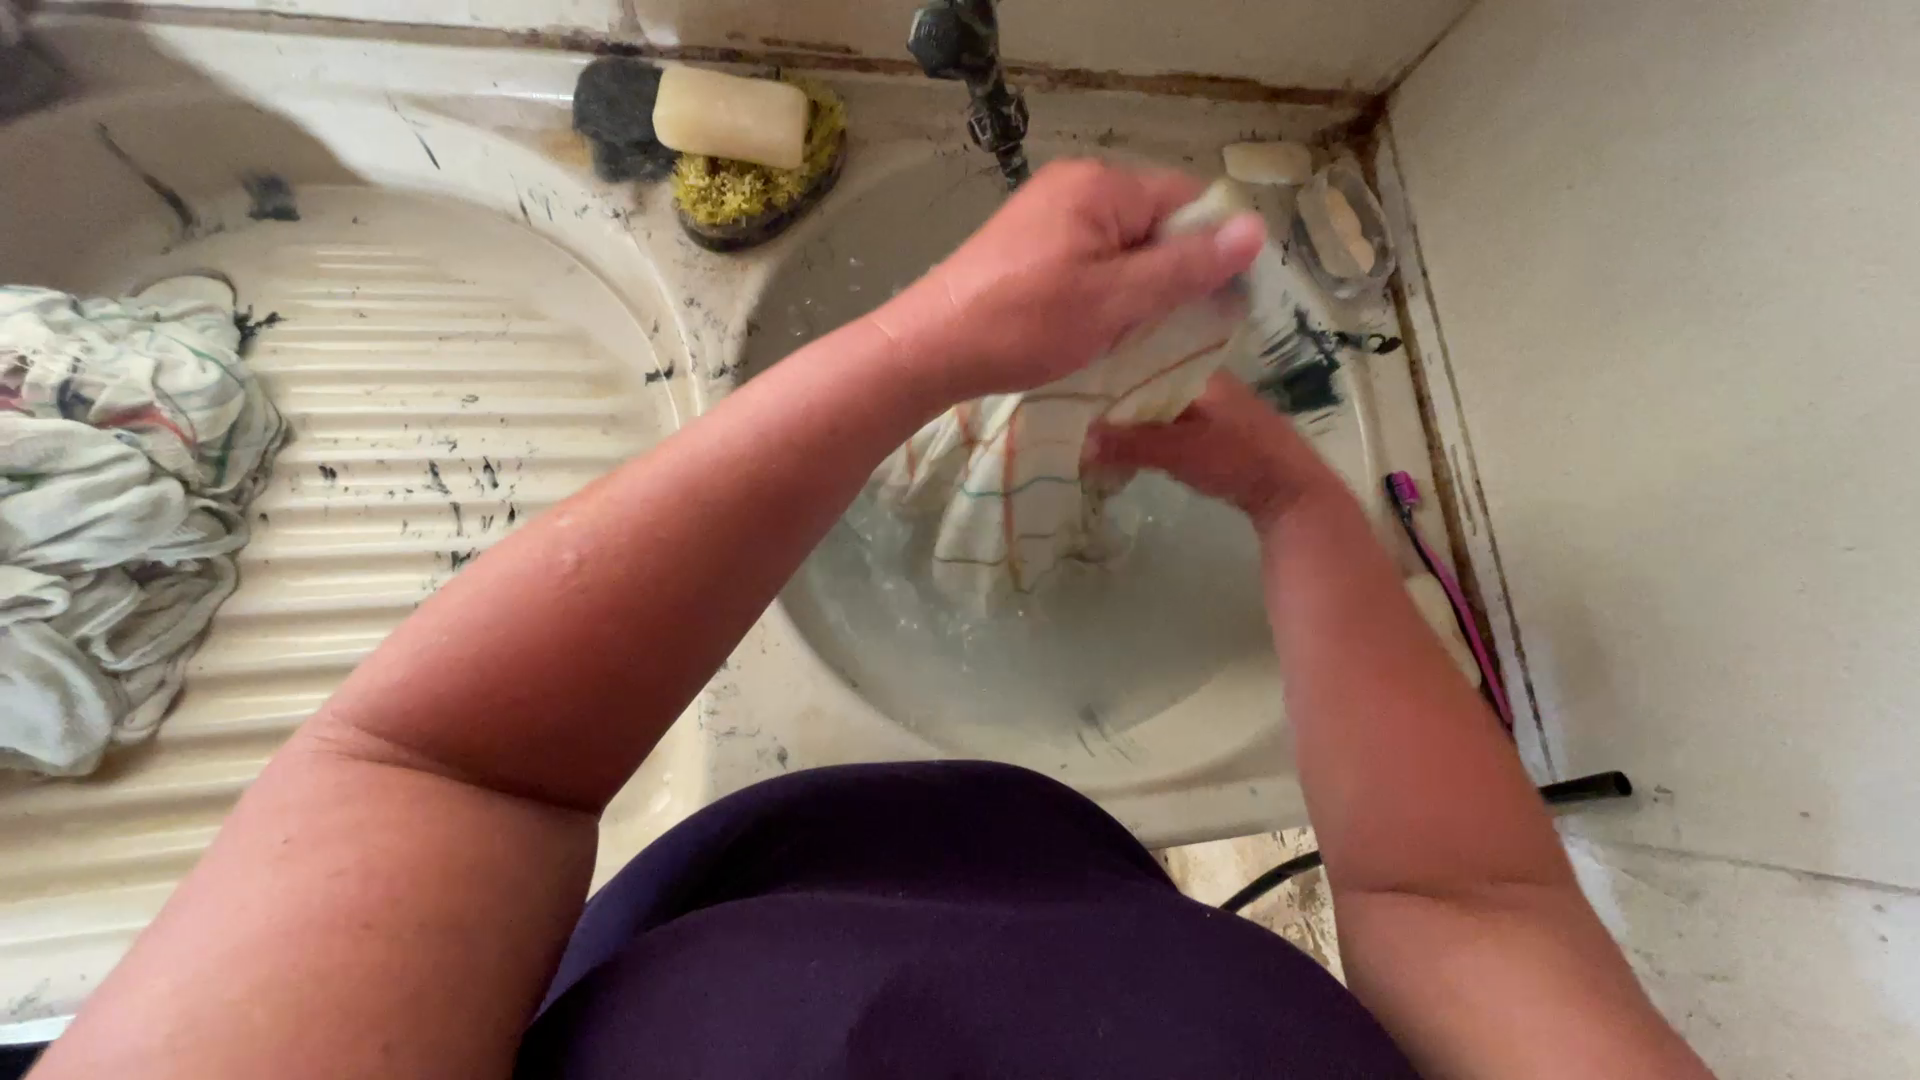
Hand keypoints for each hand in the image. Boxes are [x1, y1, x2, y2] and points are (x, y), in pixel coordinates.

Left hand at [869, 159, 1266, 404]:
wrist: (930, 348)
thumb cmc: (1024, 325)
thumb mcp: (1114, 301)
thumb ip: (1183, 267)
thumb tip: (1255, 229)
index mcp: (1101, 185)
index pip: (1186, 200)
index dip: (1207, 250)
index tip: (1211, 305)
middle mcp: (1073, 186)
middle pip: (1150, 224)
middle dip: (1164, 275)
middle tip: (1159, 330)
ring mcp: (1043, 214)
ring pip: (1117, 249)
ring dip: (1129, 291)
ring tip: (1120, 336)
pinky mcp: (1023, 246)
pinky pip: (1083, 262)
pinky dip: (1096, 294)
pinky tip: (1085, 329)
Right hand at [1086, 373, 1341, 530]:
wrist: (1292, 492)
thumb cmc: (1240, 460)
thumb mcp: (1181, 452)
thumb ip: (1131, 445)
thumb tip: (1080, 443)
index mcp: (1197, 372)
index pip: (1142, 360)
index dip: (1107, 373)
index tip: (1072, 384)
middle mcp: (1201, 382)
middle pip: (1145, 384)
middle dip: (1113, 400)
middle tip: (1071, 411)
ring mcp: (1208, 407)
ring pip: (1154, 406)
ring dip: (1127, 420)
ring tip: (1087, 429)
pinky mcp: (1210, 432)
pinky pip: (1165, 424)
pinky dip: (1144, 434)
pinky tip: (1121, 447)